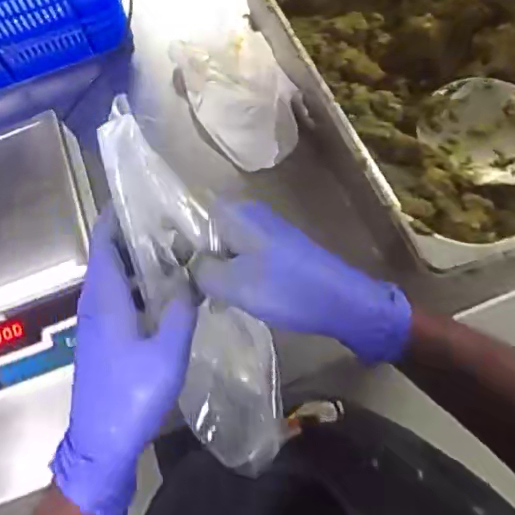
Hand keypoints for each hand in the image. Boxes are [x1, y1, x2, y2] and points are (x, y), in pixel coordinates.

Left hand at [51, 212, 197, 514]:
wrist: (100, 443)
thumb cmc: (130, 395)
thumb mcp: (166, 354)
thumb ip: (180, 312)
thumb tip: (191, 278)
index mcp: (104, 296)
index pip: (104, 241)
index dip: (116, 216)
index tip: (140, 198)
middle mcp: (94, 301)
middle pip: (110, 255)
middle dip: (136, 236)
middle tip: (172, 224)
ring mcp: (94, 320)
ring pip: (115, 278)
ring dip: (138, 262)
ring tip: (175, 252)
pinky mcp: (100, 337)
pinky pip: (117, 297)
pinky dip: (137, 285)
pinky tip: (165, 293)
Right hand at [197, 200, 411, 364]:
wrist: (344, 302)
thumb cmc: (285, 289)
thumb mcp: (233, 285)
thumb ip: (199, 271)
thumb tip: (184, 266)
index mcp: (234, 213)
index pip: (188, 219)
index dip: (176, 246)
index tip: (171, 274)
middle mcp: (247, 213)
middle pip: (205, 233)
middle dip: (194, 261)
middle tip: (188, 292)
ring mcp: (263, 229)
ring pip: (223, 247)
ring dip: (214, 271)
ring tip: (207, 300)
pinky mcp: (276, 247)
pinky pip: (241, 255)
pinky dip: (232, 274)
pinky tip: (231, 299)